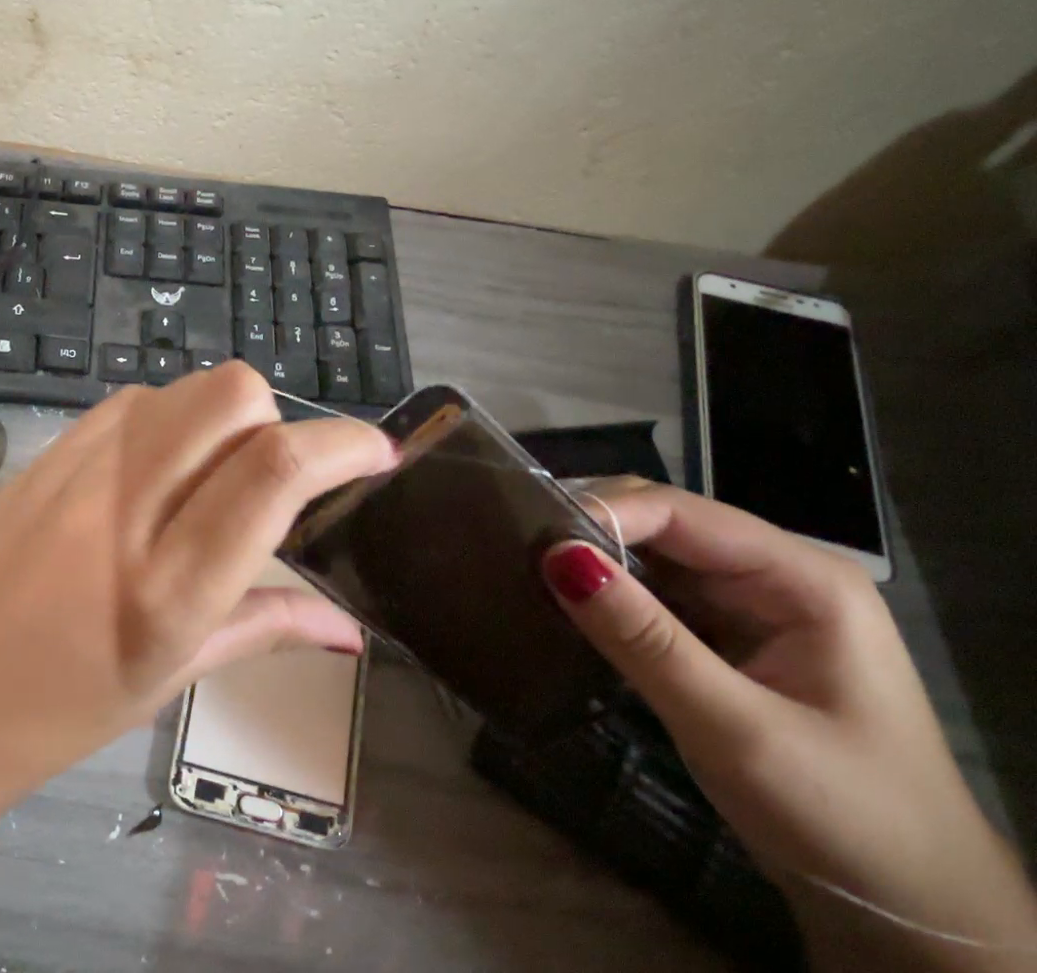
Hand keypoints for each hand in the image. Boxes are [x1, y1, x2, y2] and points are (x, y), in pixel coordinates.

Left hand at [0, 363, 396, 807]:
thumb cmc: (57, 715)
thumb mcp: (170, 679)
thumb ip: (265, 629)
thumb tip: (351, 627)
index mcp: (168, 586)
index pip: (273, 470)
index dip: (343, 443)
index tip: (375, 455)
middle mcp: (122, 510)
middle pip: (229, 394)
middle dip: (277, 419)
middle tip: (274, 477)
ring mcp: (72, 474)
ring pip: (179, 389)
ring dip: (220, 418)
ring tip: (212, 480)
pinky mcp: (40, 459)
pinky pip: (125, 406)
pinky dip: (165, 422)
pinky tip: (156, 475)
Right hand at [542, 480, 1036, 970]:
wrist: (904, 899)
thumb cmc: (837, 810)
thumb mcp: (732, 726)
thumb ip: (643, 639)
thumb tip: (555, 557)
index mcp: (802, 578)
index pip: (682, 513)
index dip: (602, 513)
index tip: (524, 537)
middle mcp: (775, 577)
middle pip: (665, 525)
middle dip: (589, 529)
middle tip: (508, 549)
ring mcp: (752, 609)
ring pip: (654, 562)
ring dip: (591, 564)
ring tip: (518, 571)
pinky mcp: (728, 642)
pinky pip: (656, 601)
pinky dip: (607, 600)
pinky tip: (560, 607)